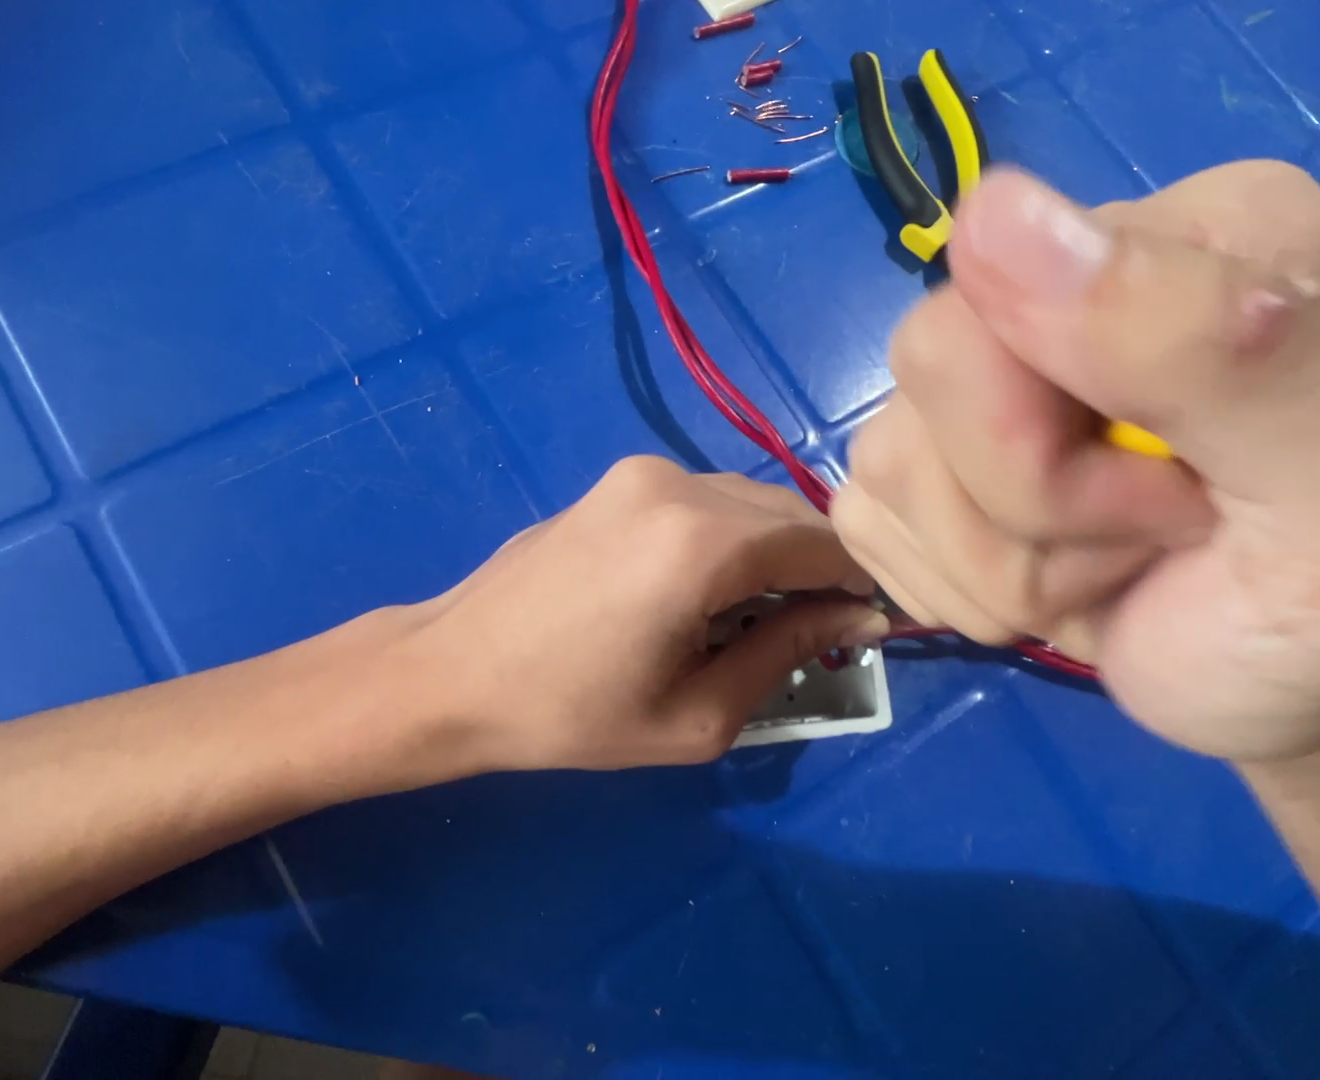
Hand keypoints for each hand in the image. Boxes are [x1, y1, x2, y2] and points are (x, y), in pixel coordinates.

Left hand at [390, 457, 886, 771]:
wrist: (451, 673)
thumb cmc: (571, 714)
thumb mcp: (697, 713)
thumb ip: (789, 653)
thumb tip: (860, 617)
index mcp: (701, 543)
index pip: (824, 541)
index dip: (859, 580)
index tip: (868, 625)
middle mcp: (678, 485)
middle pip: (791, 511)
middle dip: (820, 564)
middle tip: (818, 629)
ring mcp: (642, 472)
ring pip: (750, 500)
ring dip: (776, 549)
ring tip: (760, 614)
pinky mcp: (619, 478)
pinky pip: (707, 498)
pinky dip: (732, 535)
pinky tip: (709, 587)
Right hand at [831, 163, 1319, 760]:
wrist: (1262, 687)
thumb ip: (1205, 345)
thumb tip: (992, 209)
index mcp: (1187, 233)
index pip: (1004, 292)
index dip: (1060, 448)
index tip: (1182, 502)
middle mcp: (1058, 278)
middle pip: (928, 359)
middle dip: (1027, 506)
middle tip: (1142, 538)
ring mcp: (970, 374)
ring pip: (887, 455)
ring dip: (997, 568)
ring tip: (1101, 574)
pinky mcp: (913, 458)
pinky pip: (861, 517)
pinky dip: (949, 587)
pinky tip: (1034, 585)